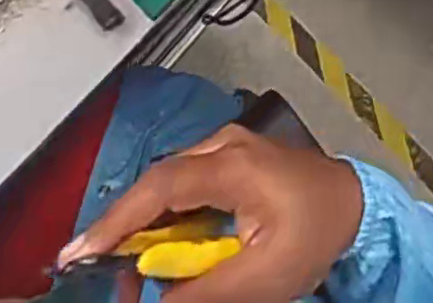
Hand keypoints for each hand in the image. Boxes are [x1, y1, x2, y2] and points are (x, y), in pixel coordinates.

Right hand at [58, 126, 363, 302]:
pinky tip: (155, 240)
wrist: (350, 201)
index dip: (118, 218)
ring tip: (115, 258)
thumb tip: (158, 300)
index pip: (162, 186)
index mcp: (233, 165)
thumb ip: (209, 290)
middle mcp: (222, 145)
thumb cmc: (317, 230)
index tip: (82, 250)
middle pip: (158, 180)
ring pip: (167, 180)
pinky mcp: (226, 156)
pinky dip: (163, 211)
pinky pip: (183, 182)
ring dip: (142, 219)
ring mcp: (223, 146)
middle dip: (122, 223)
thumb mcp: (268, 275)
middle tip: (91, 264)